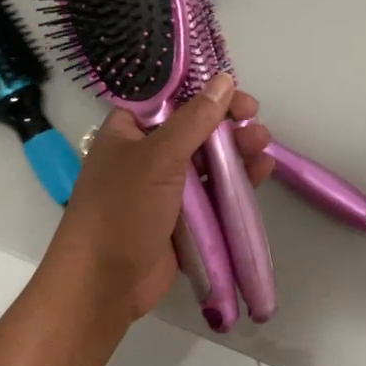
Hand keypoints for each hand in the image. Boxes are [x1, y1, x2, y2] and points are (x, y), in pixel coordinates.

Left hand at [48, 74, 273, 320]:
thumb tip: (223, 79)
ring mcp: (166, 187)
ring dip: (236, 149)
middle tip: (254, 118)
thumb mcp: (157, 158)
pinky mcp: (184, 217)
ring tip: (262, 144)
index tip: (232, 89)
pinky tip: (261, 171)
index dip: (201, 89)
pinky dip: (237, 180)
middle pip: (194, 127)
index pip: (169, 97)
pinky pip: (215, 191)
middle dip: (226, 121)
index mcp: (128, 132)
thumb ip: (195, 119)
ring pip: (209, 159)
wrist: (103, 286)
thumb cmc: (120, 211)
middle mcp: (147, 154)